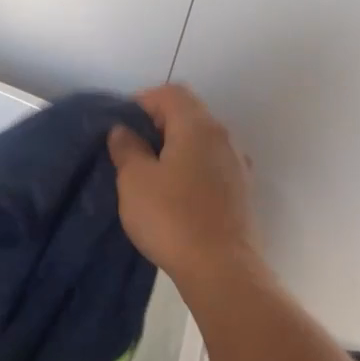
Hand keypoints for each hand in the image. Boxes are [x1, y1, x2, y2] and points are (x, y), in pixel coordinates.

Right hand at [105, 85, 263, 282]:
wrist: (220, 267)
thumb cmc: (170, 217)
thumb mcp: (134, 180)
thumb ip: (127, 148)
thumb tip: (123, 130)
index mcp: (198, 127)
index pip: (171, 93)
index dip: (142, 101)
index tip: (119, 125)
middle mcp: (224, 139)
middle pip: (189, 114)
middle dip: (156, 125)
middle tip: (128, 149)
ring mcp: (237, 165)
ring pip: (200, 142)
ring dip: (173, 148)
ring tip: (148, 173)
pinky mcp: (240, 191)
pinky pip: (209, 165)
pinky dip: (188, 168)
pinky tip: (172, 193)